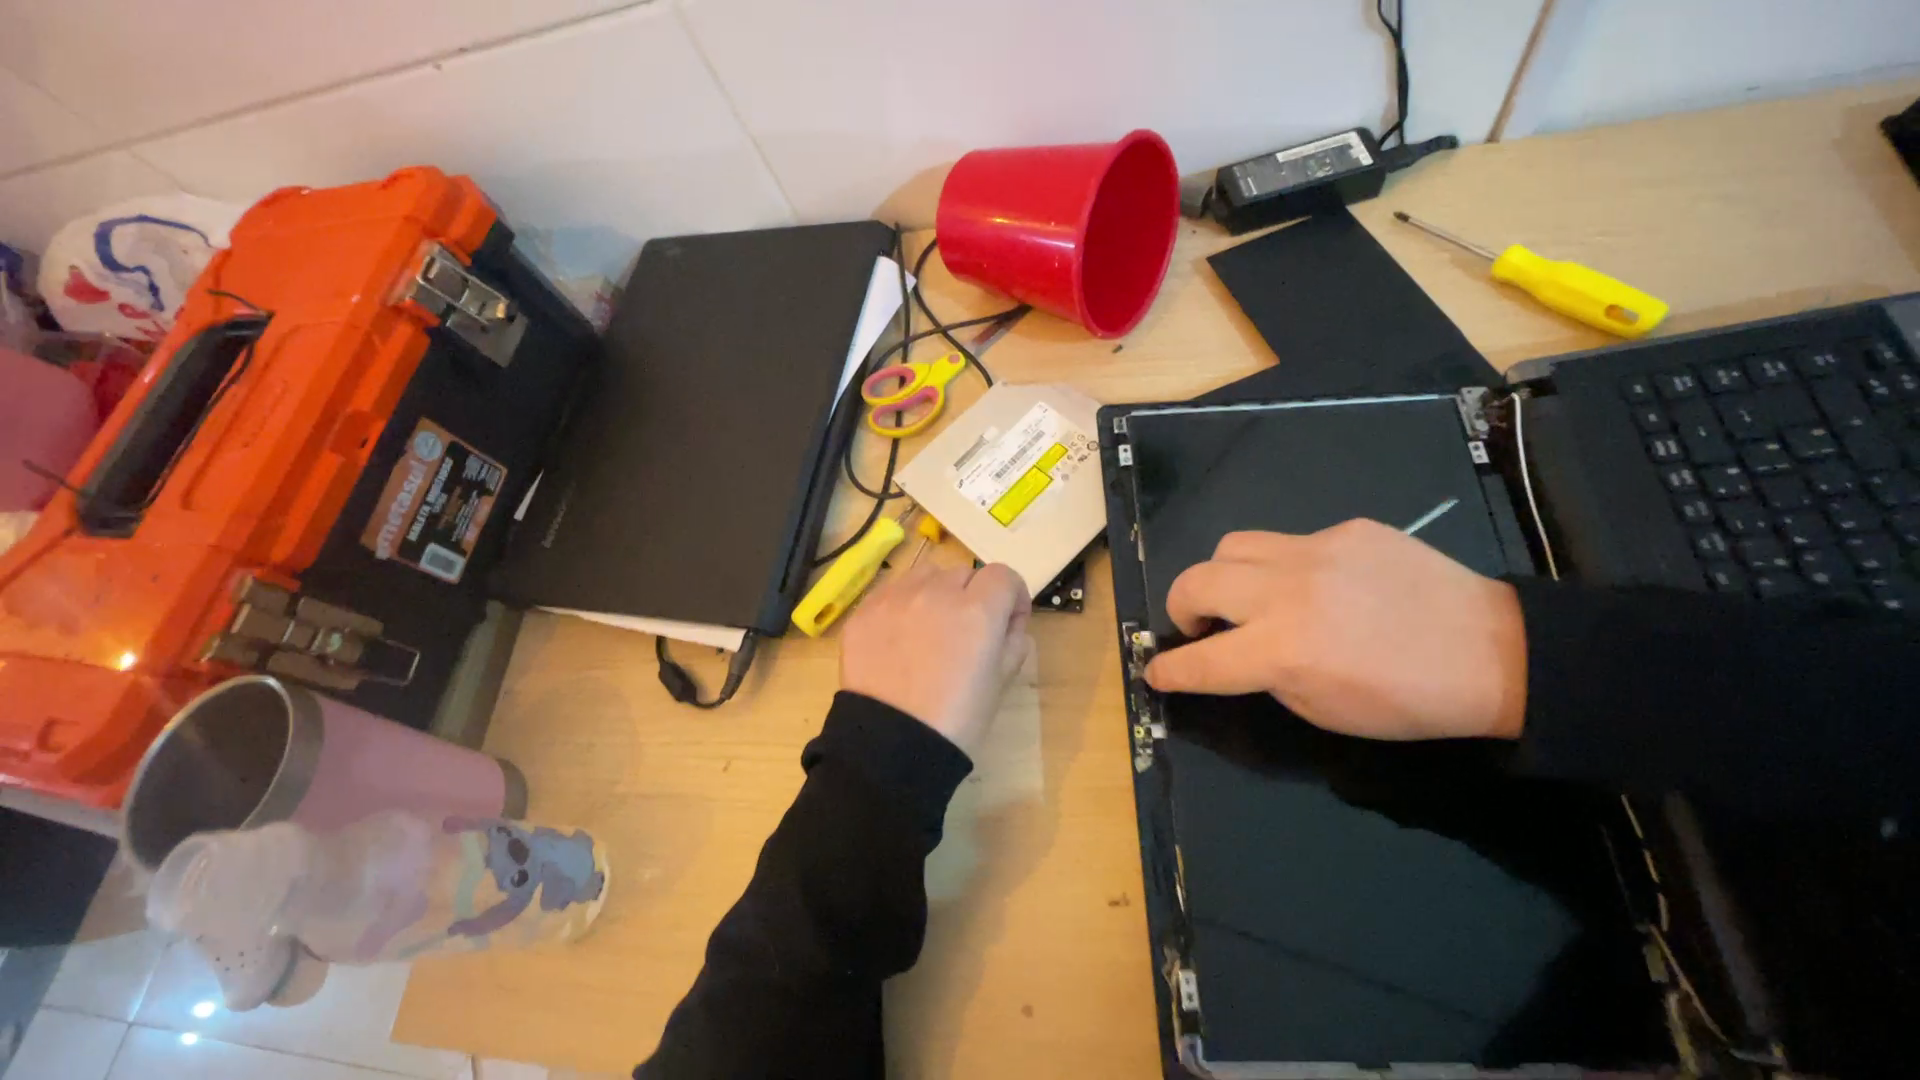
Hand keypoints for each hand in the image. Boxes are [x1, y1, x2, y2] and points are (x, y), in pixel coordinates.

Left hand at [840, 561, 1032, 750]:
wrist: (892, 746)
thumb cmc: (957, 720)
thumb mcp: (1001, 682)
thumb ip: (1013, 642)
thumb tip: (1009, 623)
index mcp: (978, 610)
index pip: (1003, 575)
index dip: (1012, 596)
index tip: (1008, 621)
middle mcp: (936, 593)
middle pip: (964, 573)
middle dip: (973, 596)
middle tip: (967, 633)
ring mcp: (895, 599)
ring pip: (925, 575)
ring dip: (936, 593)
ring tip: (930, 630)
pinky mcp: (864, 612)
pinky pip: (890, 593)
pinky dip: (902, 607)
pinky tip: (899, 640)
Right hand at [1143, 520, 1527, 740]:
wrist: (1494, 652)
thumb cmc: (1406, 701)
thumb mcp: (1322, 710)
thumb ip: (1268, 675)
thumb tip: (1238, 652)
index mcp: (1283, 650)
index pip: (1201, 660)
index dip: (1170, 670)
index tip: (1155, 672)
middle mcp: (1288, 592)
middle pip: (1197, 581)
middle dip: (1180, 608)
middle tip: (1199, 627)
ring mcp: (1317, 551)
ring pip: (1233, 546)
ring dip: (1224, 576)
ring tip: (1249, 597)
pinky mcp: (1347, 529)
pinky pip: (1292, 542)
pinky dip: (1286, 568)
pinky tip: (1322, 586)